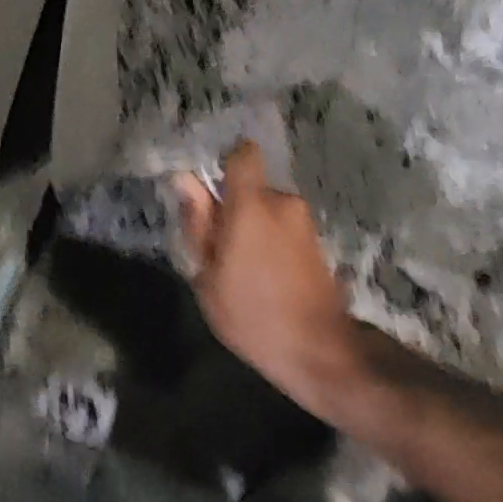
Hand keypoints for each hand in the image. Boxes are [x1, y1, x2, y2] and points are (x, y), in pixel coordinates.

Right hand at [174, 141, 357, 410]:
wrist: (316, 348)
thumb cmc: (251, 314)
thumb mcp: (207, 276)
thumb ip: (198, 223)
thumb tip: (185, 179)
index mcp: (252, 205)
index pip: (244, 154)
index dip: (227, 163)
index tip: (212, 191)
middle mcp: (283, 202)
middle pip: (253, 189)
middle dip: (237, 210)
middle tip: (222, 252)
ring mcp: (305, 221)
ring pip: (269, 211)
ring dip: (256, 230)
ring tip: (245, 272)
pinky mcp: (317, 240)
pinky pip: (285, 228)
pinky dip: (274, 244)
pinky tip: (268, 279)